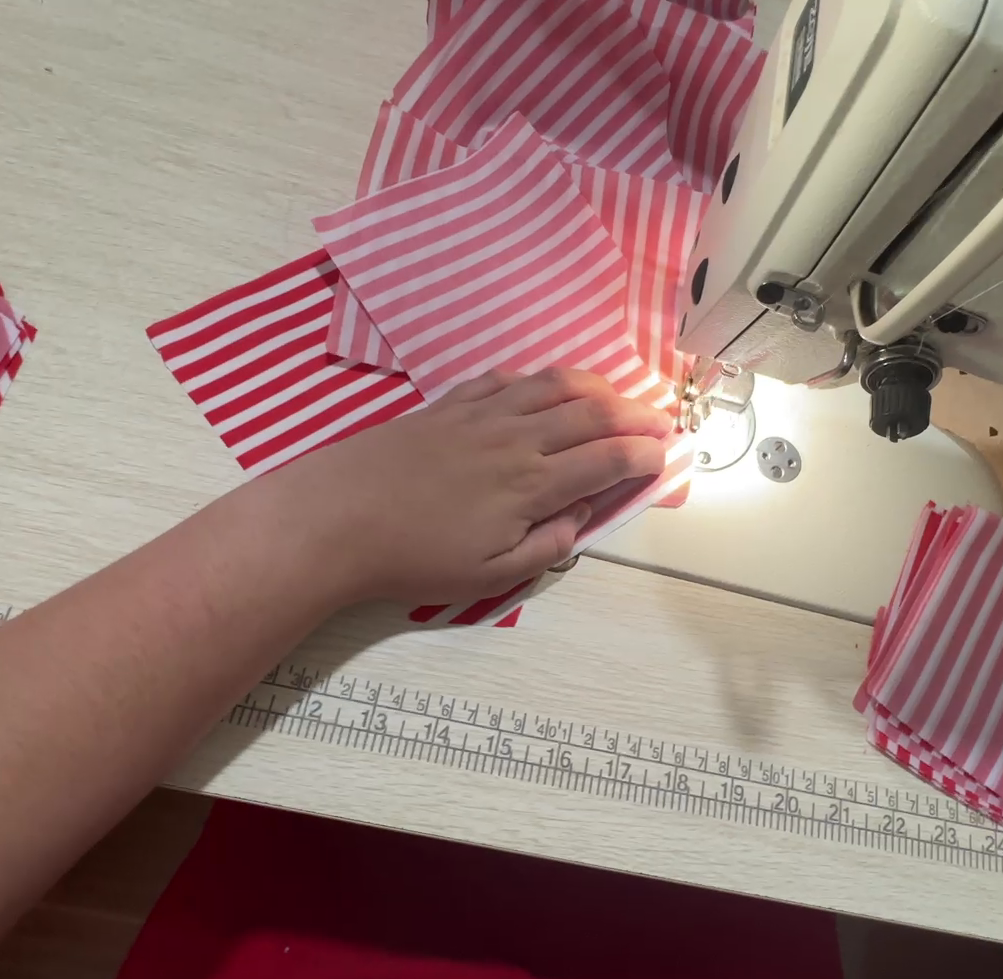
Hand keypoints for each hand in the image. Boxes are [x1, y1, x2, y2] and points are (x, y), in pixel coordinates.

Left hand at [261, 367, 670, 604]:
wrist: (337, 518)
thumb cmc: (415, 557)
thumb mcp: (489, 575)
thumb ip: (546, 546)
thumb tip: (580, 517)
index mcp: (532, 484)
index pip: (607, 459)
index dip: (645, 456)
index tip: (665, 458)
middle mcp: (517, 438)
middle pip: (592, 413)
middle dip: (636, 415)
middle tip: (660, 421)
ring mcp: (482, 414)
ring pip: (554, 385)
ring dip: (596, 387)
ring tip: (617, 396)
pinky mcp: (449, 404)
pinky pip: (506, 379)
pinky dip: (537, 379)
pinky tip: (543, 388)